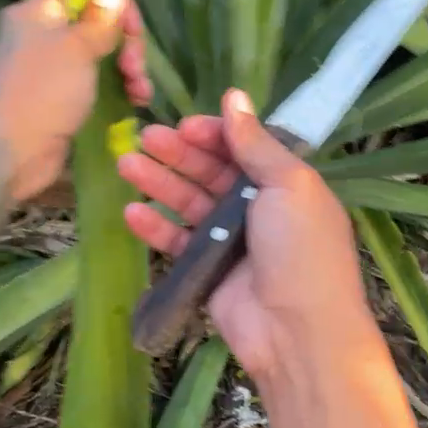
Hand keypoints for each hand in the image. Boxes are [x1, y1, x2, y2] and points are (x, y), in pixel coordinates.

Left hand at [0, 0, 152, 200]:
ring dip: (129, 70)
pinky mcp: (62, 100)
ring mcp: (53, 71)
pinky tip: (136, 103)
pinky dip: (119, 90)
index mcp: (38, 14)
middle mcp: (43, 37)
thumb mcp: (77, 48)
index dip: (115, 5)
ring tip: (141, 93)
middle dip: (126, 45)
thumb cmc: (43, 91)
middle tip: (135, 69)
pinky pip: (97, 85)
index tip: (135, 31)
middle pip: (97, 26)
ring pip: (102, 57)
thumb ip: (100, 18)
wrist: (12, 152)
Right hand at [117, 89, 373, 379]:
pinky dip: (156, 227)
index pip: (244, 149)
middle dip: (180, 154)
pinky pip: (178, 242)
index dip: (215, 135)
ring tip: (126, 165)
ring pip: (190, 203)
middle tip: (145, 138)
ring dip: (160, 184)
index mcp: (287, 185)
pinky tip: (132, 212)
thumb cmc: (301, 250)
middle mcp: (260, 209)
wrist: (298, 331)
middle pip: (212, 173)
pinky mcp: (209, 271)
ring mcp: (233, 241)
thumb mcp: (289, 185)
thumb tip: (235, 96)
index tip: (185, 125)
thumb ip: (257, 144)